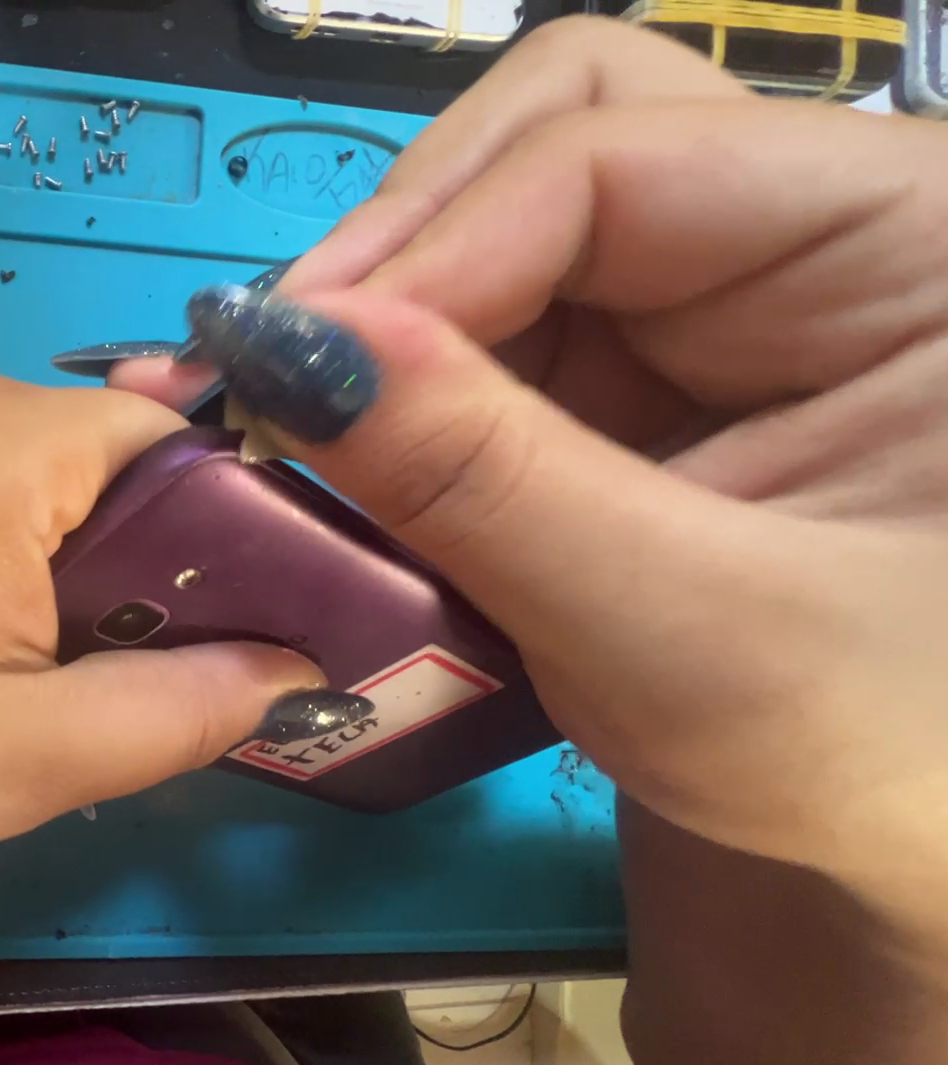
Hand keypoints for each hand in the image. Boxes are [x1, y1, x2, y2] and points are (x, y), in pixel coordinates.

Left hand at [0, 369, 323, 905]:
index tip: (233, 633)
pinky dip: (4, 555)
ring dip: (69, 569)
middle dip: (142, 567)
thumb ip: (185, 709)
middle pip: (109, 460)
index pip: (178, 444)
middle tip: (120, 674)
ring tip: (33, 668)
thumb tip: (295, 669)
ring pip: (42, 479)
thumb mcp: (28, 756)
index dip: (229, 539)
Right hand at [114, 19, 947, 922]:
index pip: (608, 159)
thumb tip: (281, 352)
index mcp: (915, 242)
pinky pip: (462, 320)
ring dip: (369, 310)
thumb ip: (476, 480)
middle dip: (391, 247)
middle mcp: (796, 231)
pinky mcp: (603, 369)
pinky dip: (380, 370)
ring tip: (290, 403)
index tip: (285, 370)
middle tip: (283, 363)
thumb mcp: (675, 631)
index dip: (422, 254)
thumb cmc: (865, 753)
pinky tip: (335, 432)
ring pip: (482, 222)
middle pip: (545, 136)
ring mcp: (684, 299)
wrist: (875, 826)